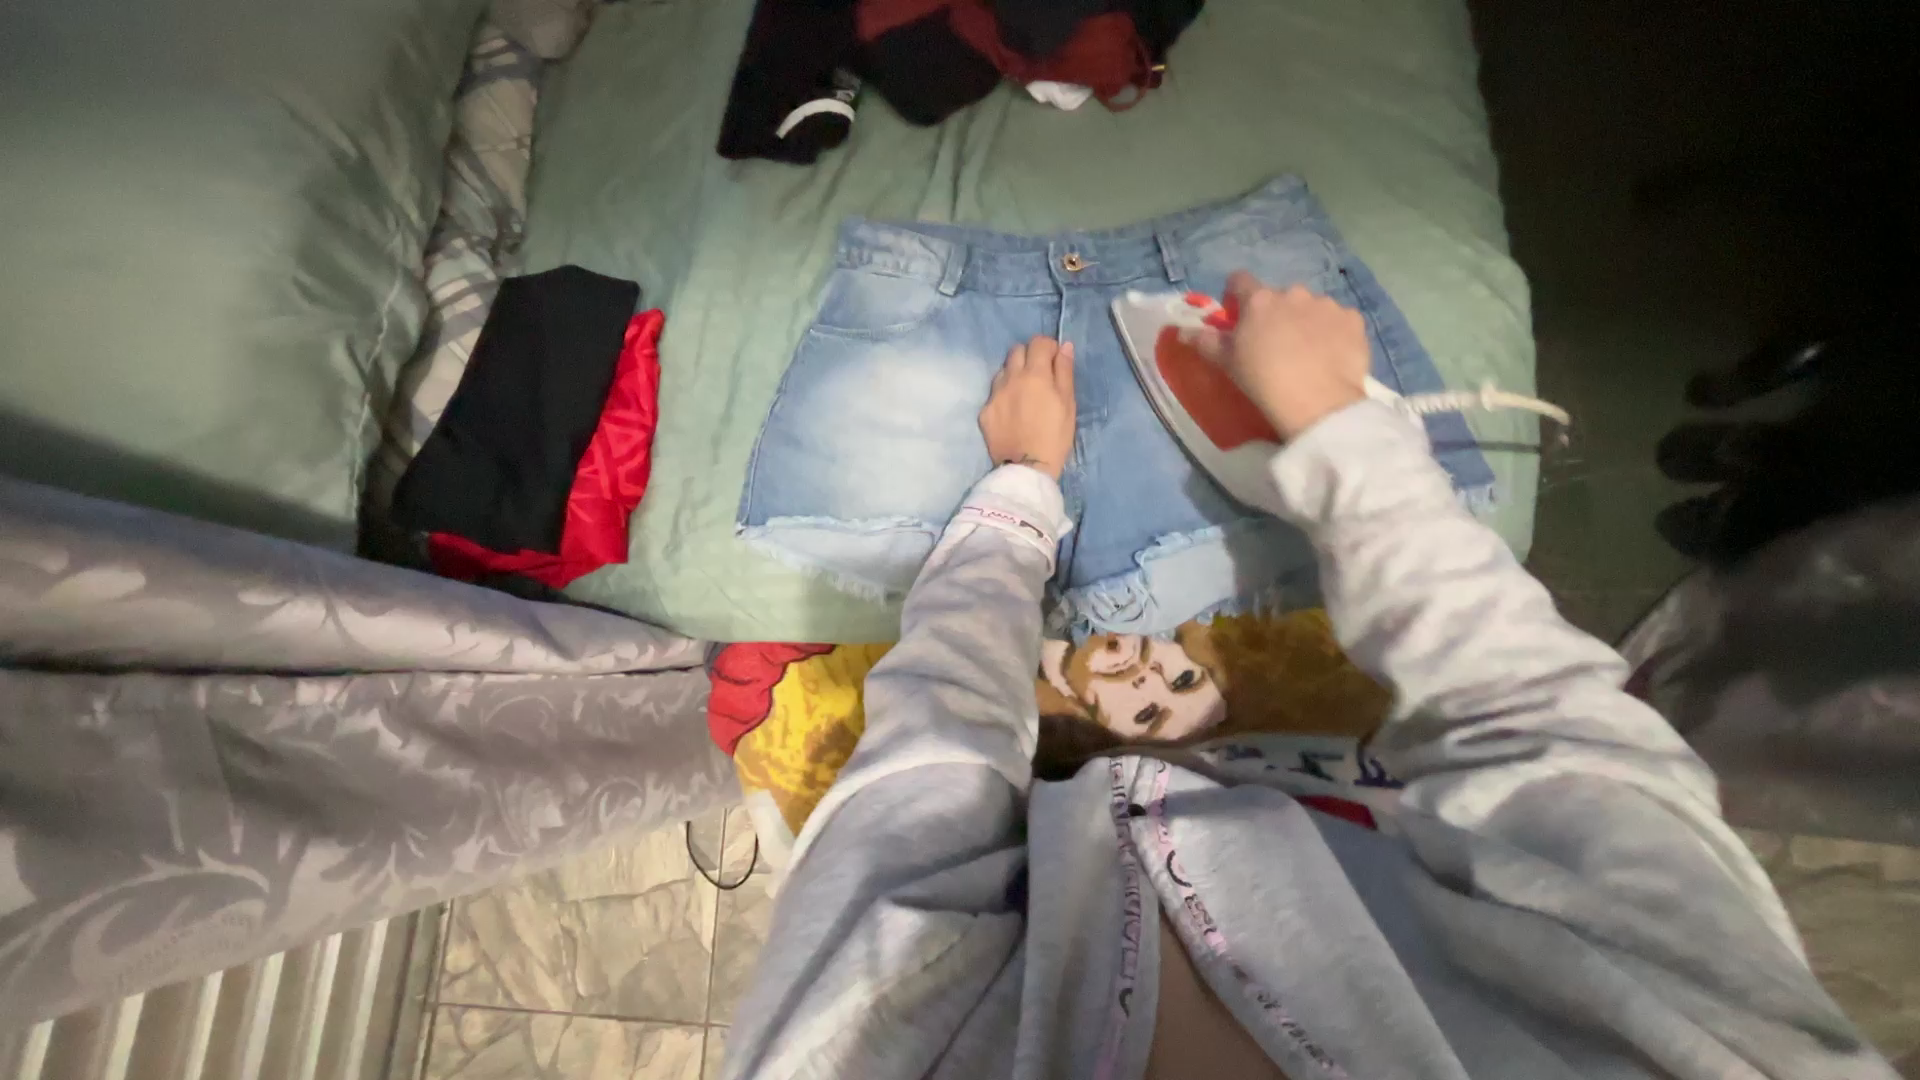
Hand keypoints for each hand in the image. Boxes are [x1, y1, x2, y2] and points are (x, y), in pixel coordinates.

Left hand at [979, 336, 1075, 479]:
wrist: (1027, 469)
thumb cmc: (1055, 436)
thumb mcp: (1068, 403)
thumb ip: (1064, 372)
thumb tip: (1063, 346)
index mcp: (1035, 374)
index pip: (1038, 342)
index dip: (1048, 348)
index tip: (1055, 361)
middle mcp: (1010, 379)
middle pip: (1016, 351)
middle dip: (1029, 357)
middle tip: (1039, 376)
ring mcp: (994, 395)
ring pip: (1002, 371)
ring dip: (1013, 375)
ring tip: (1024, 395)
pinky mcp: (984, 412)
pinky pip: (993, 394)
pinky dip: (1003, 397)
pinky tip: (1012, 413)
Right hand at [1182, 272, 1368, 440]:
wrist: (1315, 402)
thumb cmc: (1262, 380)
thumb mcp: (1227, 363)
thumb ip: (1205, 342)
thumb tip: (1182, 331)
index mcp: (1258, 301)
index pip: (1240, 281)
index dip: (1236, 297)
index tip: (1238, 317)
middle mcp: (1293, 293)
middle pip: (1279, 297)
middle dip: (1275, 314)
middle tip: (1274, 345)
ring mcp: (1326, 304)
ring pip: (1310, 307)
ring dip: (1305, 322)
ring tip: (1305, 354)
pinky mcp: (1352, 319)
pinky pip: (1338, 320)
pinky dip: (1332, 333)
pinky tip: (1328, 356)